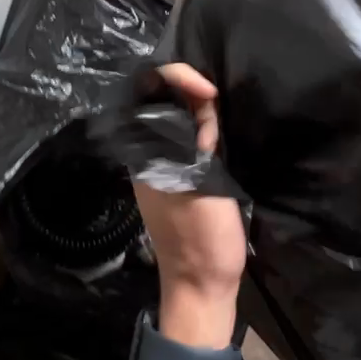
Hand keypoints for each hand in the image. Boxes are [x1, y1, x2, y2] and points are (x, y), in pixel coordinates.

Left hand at [133, 63, 244, 351]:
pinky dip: (208, 125)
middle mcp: (150, 145)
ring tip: (218, 130)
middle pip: (165, 94)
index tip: (207, 92)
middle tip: (216, 105)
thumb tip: (194, 106)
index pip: (146, 90)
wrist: (203, 282)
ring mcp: (170, 156)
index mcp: (141, 147)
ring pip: (183, 111)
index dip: (176, 77)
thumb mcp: (191, 183)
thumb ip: (187, 141)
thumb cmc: (195, 235)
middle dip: (192, 89)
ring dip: (203, 110)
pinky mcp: (189, 167)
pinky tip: (219, 133)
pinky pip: (193, 131)